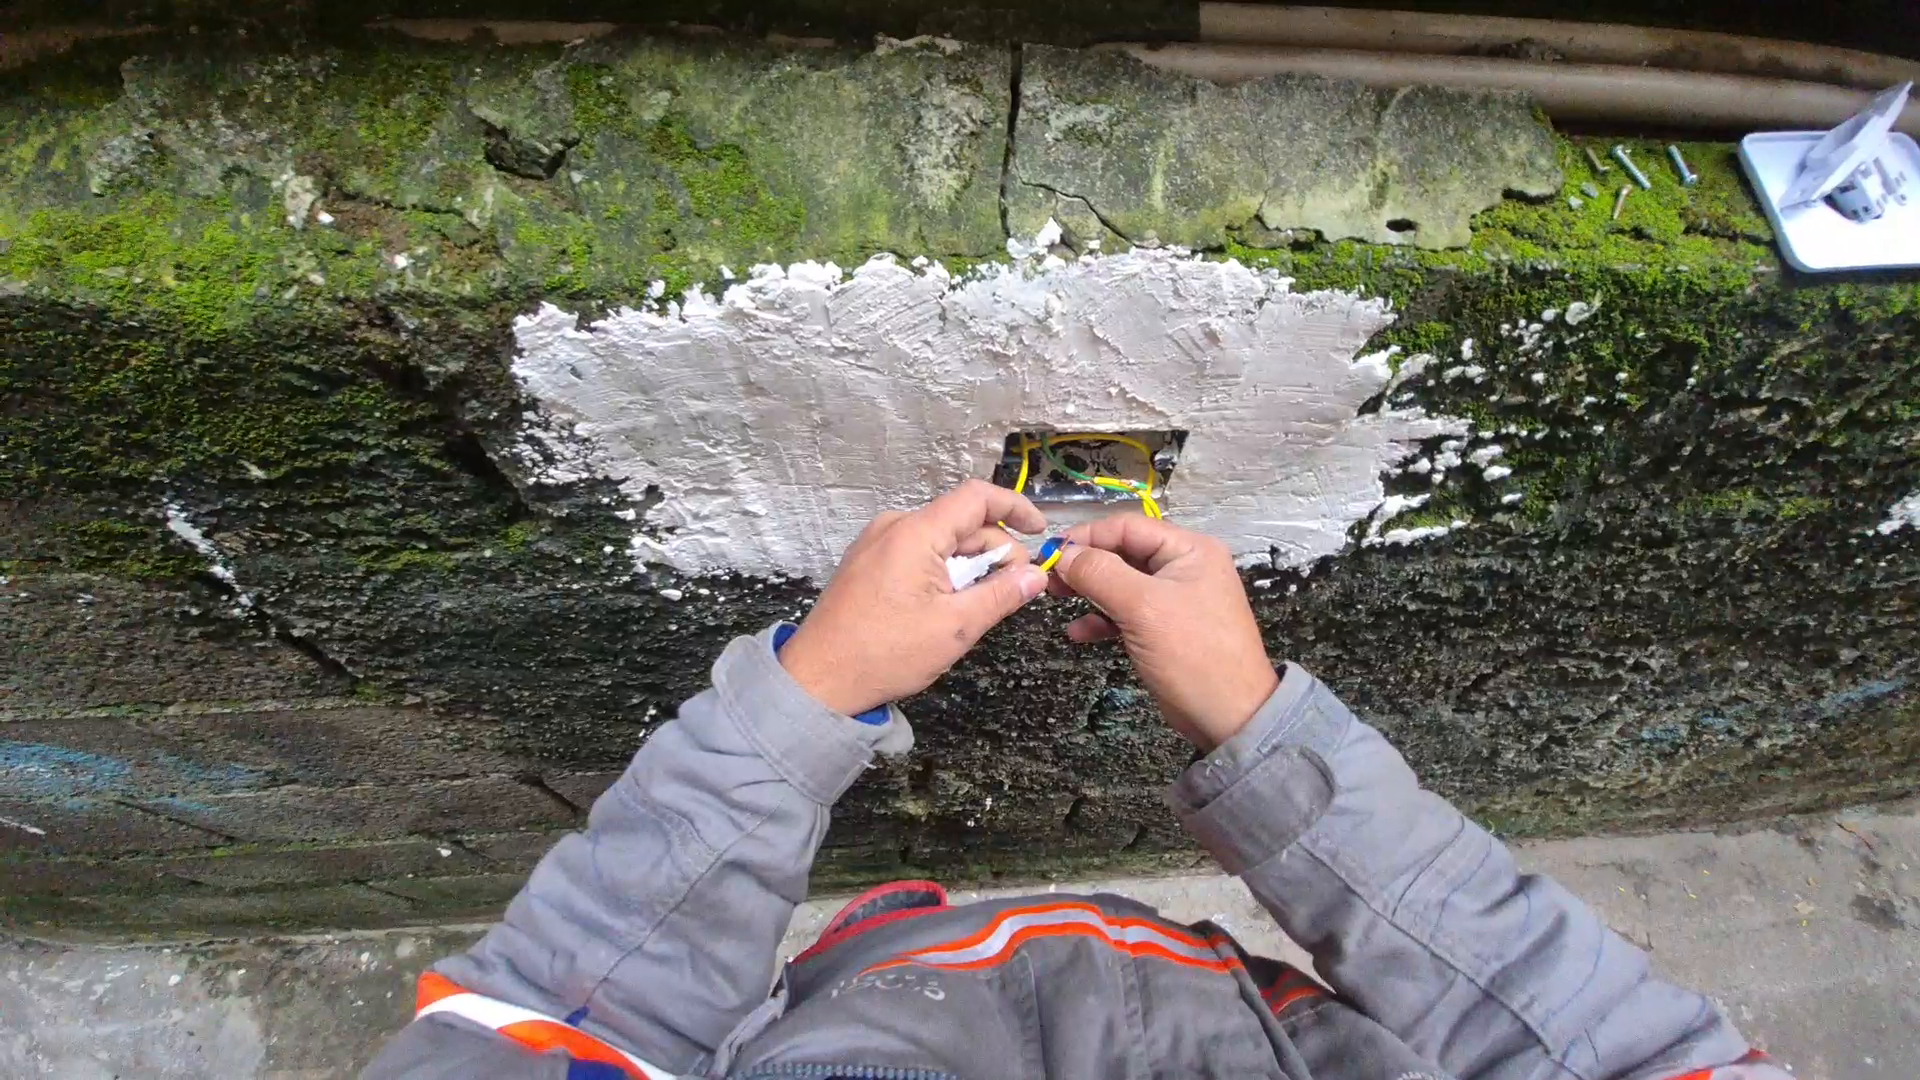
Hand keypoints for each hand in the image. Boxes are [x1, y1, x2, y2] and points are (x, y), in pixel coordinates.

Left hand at [780, 480, 1050, 715]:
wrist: (817, 681)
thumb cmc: (883, 654)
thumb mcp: (955, 627)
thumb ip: (1002, 595)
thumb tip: (1036, 576)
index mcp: (915, 532)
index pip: (977, 497)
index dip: (1015, 508)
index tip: (1040, 532)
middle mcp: (894, 527)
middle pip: (961, 522)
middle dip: (995, 550)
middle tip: (1016, 590)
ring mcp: (876, 543)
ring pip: (940, 540)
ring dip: (969, 564)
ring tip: (978, 605)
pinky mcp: (868, 562)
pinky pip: (917, 553)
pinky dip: (943, 570)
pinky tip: (948, 604)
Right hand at [1048, 515, 1278, 750]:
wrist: (1229, 718)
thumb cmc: (1191, 654)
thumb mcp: (1142, 607)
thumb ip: (1099, 573)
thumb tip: (1062, 554)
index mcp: (1189, 549)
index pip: (1128, 527)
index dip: (1087, 536)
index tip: (1050, 551)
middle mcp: (1183, 567)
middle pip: (1122, 553)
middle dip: (1084, 564)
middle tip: (1048, 576)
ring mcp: (1173, 599)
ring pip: (1120, 583)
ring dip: (1088, 590)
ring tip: (1055, 598)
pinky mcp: (1164, 628)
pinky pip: (1125, 612)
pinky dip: (1100, 618)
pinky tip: (1078, 632)